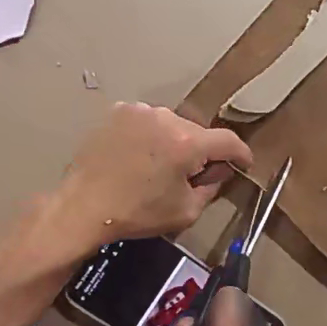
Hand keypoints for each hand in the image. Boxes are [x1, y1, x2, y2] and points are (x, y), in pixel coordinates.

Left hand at [51, 102, 252, 247]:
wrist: (83, 206)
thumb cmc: (135, 213)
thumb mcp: (184, 211)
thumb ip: (210, 188)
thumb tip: (217, 172)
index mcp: (188, 142)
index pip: (228, 141)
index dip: (240, 154)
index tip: (242, 162)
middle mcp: (165, 118)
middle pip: (196, 132)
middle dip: (197, 152)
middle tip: (187, 176)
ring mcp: (138, 112)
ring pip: (169, 125)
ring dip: (170, 142)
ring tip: (154, 168)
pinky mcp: (116, 113)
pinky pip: (144, 123)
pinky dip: (146, 137)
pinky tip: (134, 158)